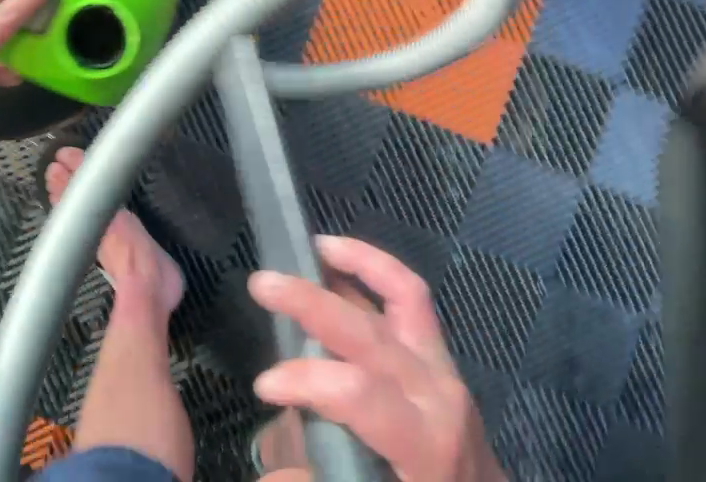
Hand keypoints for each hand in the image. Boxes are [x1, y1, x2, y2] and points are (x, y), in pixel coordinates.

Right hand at [249, 236, 504, 481]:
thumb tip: (273, 471)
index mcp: (426, 443)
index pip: (361, 393)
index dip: (308, 381)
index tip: (264, 387)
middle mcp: (438, 394)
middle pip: (373, 335)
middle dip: (314, 304)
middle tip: (262, 284)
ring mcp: (443, 367)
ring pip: (404, 297)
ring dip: (356, 264)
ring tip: (311, 247)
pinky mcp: (441, 354)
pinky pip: (411, 297)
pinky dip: (375, 268)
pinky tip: (340, 257)